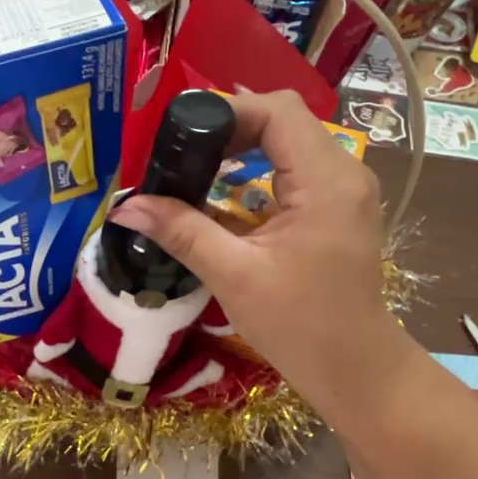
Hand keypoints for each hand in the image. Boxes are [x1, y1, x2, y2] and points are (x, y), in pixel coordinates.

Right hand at [108, 89, 404, 413]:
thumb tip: (125, 206)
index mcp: (326, 180)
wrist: (351, 367)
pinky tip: (225, 196)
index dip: (227, 111)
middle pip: (285, 120)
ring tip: (196, 171)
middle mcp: (344, 173)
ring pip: (290, 144)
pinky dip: (258, 174)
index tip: (180, 136)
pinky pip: (295, 172)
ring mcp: (345, 191)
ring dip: (243, 150)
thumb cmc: (297, 323)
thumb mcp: (232, 275)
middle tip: (182, 154)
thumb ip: (181, 231)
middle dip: (230, 127)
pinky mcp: (337, 210)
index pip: (277, 112)